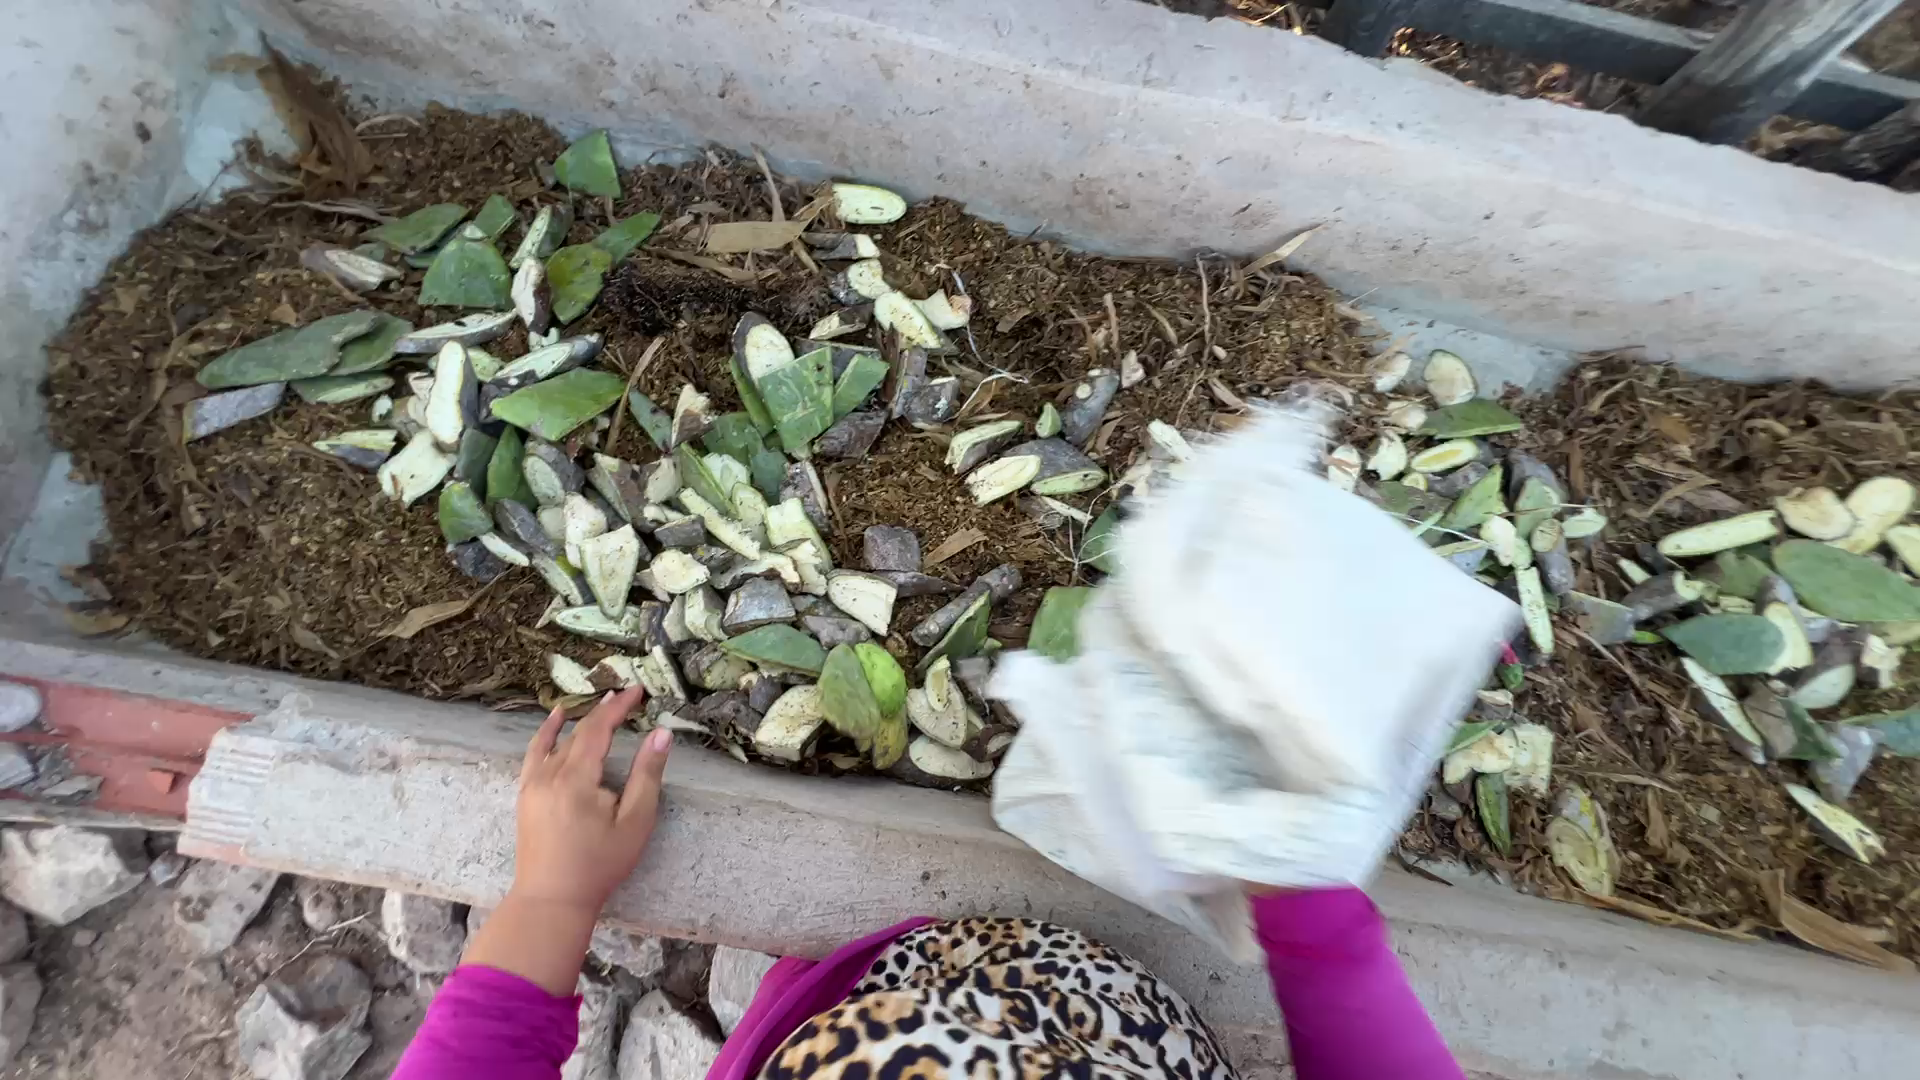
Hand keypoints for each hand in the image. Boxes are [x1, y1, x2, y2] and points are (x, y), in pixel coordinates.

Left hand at [463, 688, 671, 992]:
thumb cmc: (600, 863)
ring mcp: (532, 785)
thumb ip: (647, 773)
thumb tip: (661, 733)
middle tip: (629, 696)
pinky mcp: (526, 796)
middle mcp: (549, 775)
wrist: (551, 901)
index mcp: (576, 779)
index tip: (638, 691)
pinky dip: (546, 733)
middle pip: (579, 732)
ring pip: (558, 741)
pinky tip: (555, 719)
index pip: (598, 729)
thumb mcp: (635, 820)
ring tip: (600, 700)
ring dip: (581, 718)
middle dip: (605, 711)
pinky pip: (534, 754)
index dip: (618, 707)